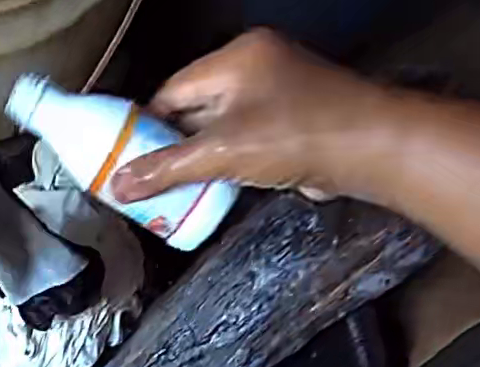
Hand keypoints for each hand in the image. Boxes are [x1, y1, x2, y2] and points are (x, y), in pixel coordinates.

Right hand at [110, 29, 407, 204]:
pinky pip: (236, 142)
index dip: (144, 128)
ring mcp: (269, 96)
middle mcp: (250, 69)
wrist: (363, 149)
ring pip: (212, 130)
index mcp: (233, 59)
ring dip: (191, 162)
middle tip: (142, 185)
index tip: (125, 163)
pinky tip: (203, 191)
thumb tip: (116, 185)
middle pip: (190, 111)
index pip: (170, 91)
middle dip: (166, 149)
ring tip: (166, 195)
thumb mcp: (219, 153)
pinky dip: (218, 166)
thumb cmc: (291, 137)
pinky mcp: (283, 123)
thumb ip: (165, 169)